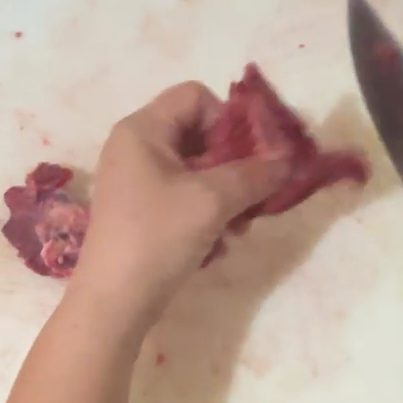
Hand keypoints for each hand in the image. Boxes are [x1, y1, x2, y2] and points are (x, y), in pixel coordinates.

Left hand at [69, 83, 288, 321]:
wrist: (113, 305)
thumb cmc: (156, 239)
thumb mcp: (212, 201)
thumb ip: (254, 175)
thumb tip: (288, 160)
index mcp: (141, 130)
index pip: (196, 97)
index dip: (228, 121)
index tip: (248, 160)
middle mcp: (133, 151)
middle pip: (198, 138)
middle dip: (233, 168)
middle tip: (253, 200)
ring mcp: (134, 187)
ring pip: (194, 177)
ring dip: (224, 200)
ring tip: (237, 232)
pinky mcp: (139, 220)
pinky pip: (181, 205)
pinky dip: (203, 221)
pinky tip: (214, 250)